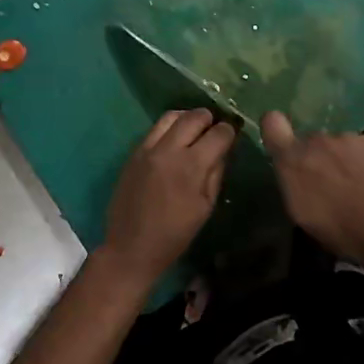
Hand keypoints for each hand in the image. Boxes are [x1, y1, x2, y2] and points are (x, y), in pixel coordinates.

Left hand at [101, 109, 236, 282]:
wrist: (131, 247)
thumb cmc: (175, 234)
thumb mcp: (206, 207)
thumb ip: (216, 173)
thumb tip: (223, 150)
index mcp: (192, 166)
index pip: (219, 133)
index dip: (229, 132)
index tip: (232, 135)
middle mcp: (169, 150)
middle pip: (195, 117)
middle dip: (210, 120)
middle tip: (214, 130)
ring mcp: (148, 149)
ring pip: (172, 116)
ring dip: (187, 118)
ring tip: (194, 130)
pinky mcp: (134, 153)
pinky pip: (154, 129)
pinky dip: (169, 128)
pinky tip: (174, 141)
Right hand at [261, 110, 363, 270]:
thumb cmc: (342, 231)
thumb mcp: (304, 216)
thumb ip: (294, 185)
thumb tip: (296, 174)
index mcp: (292, 162)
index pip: (272, 124)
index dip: (276, 129)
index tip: (282, 141)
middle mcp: (316, 142)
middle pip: (310, 142)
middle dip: (316, 158)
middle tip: (331, 185)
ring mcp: (346, 138)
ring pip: (337, 145)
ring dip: (342, 160)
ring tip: (358, 188)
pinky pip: (360, 148)